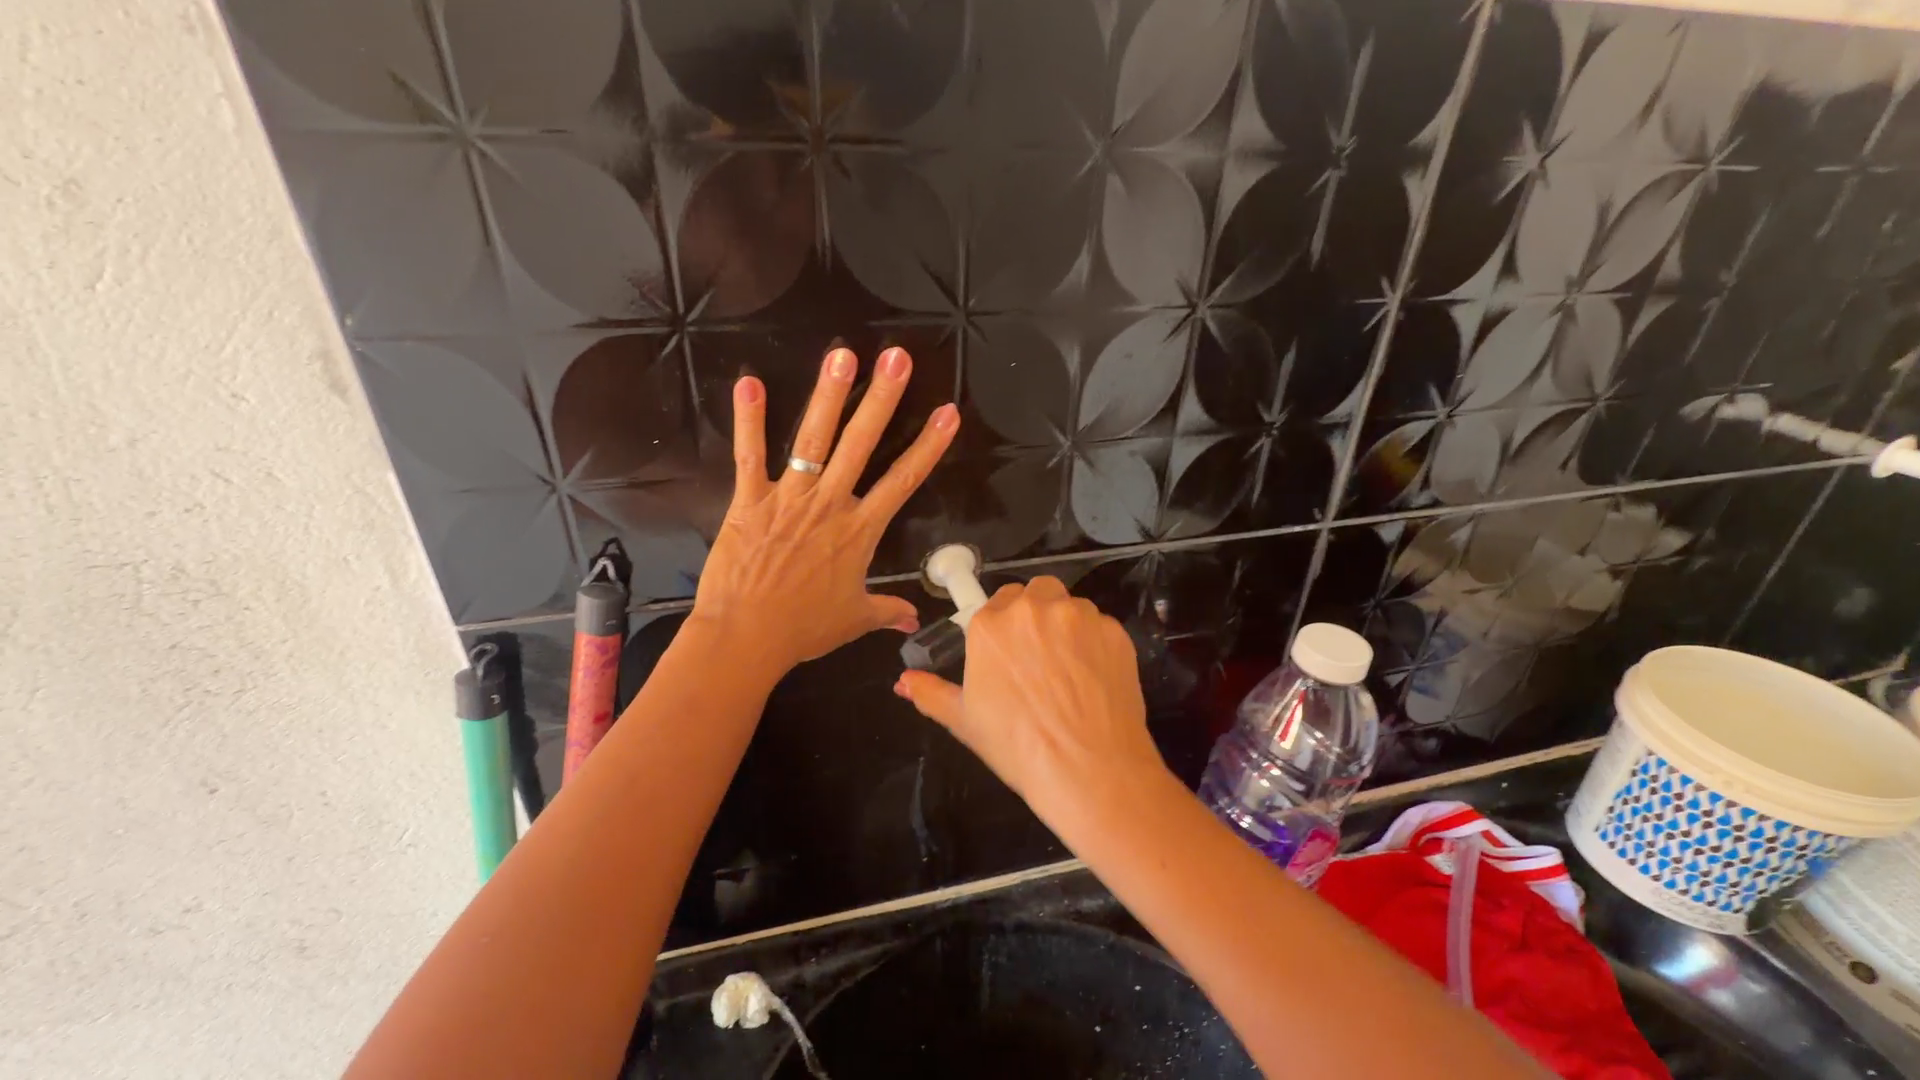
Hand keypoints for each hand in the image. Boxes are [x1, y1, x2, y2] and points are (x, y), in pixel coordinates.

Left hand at [690, 346, 958, 673]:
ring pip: (812, 439)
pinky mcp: (749, 501)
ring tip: (842, 355)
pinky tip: (748, 382)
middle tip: (897, 357)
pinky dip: (748, 419)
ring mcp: (788, 498)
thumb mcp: (854, 621)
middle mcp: (829, 505)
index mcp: (859, 532)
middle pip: (861, 444)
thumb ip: (887, 612)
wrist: (746, 637)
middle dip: (882, 398)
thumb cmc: (803, 630)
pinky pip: (748, 455)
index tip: (947, 413)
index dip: (928, 446)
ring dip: (828, 395)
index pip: (903, 481)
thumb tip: (914, 621)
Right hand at [893, 578, 1168, 819]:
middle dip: (1033, 615)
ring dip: (1065, 625)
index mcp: (991, 626)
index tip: (1007, 654)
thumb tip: (904, 681)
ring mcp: (1080, 617)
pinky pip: (1100, 627)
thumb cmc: (1018, 747)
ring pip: (1069, 606)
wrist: (1089, 770)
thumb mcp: (964, 722)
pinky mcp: (1115, 631)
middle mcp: (1034, 609)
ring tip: (1067, 671)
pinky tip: (1093, 680)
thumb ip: (931, 693)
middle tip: (1036, 658)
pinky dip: (1095, 644)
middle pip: (1034, 593)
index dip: (1000, 628)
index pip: (994, 603)